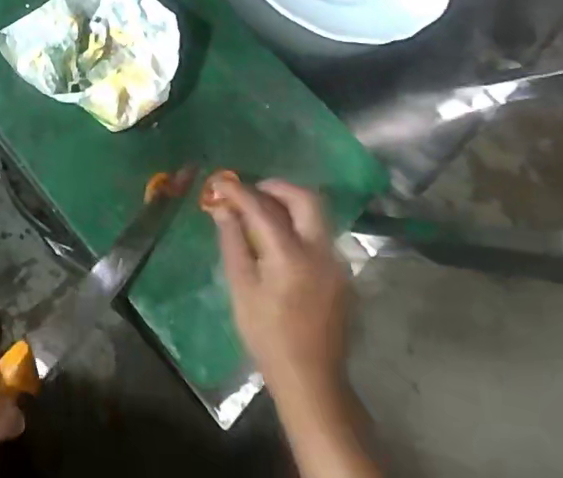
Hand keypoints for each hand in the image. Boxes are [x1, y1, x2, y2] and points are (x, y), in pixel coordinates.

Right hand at [205, 175, 352, 401]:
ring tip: (262, 212)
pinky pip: (320, 235)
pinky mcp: (342, 273)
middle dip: (276, 187)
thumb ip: (233, 242)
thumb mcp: (241, 288)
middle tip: (251, 191)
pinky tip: (279, 239)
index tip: (220, 182)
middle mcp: (320, 252)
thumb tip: (222, 208)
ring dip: (289, 204)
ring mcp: (336, 262)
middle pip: (305, 198)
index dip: (239, 191)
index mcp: (291, 257)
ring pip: (317, 214)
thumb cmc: (268, 336)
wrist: (311, 379)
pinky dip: (299, 225)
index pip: (263, 209)